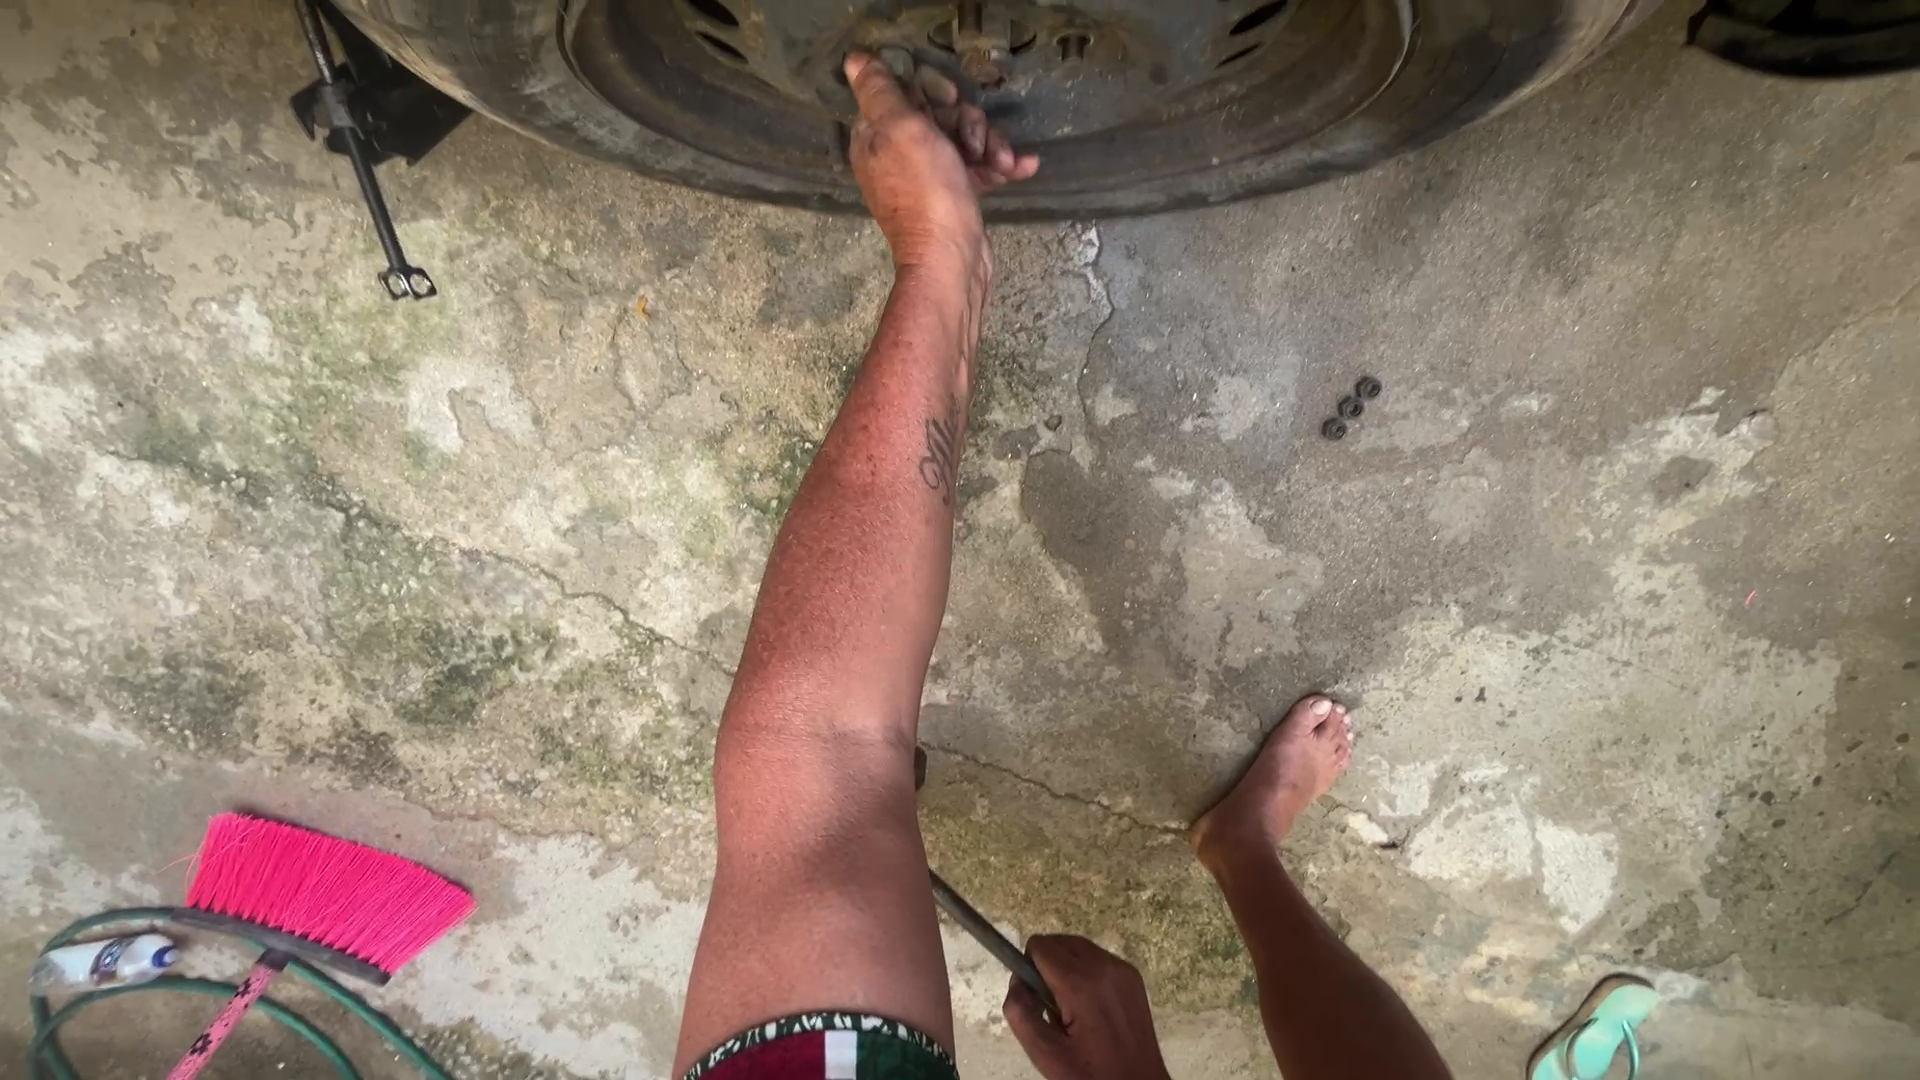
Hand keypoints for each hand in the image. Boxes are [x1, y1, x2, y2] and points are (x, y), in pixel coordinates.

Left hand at [842, 52, 1039, 276]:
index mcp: (878, 138)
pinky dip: (1002, 165)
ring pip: (965, 140)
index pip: (905, 92)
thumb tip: (856, 60)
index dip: (932, 91)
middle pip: (940, 114)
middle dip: (967, 122)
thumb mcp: (899, 128)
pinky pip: (981, 168)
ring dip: (990, 145)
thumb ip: (879, 90)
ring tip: (1004, 165)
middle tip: (974, 144)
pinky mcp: (957, 197)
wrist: (951, 261)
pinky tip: (1025, 166)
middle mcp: (901, 155)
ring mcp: (930, 178)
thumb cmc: (926, 194)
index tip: (948, 103)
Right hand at [1003, 935, 1173, 1079]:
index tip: (1037, 1000)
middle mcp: (1103, 965)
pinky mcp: (1132, 973)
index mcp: (1080, 983)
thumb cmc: (1090, 1075)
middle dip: (1047, 968)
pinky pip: (1096, 957)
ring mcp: (1121, 967)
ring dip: (1066, 968)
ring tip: (1073, 1009)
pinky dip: (1085, 971)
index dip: (1029, 969)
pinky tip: (1092, 1007)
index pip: (1039, 946)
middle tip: (1054, 1008)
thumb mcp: (1045, 1055)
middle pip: (1057, 942)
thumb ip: (1020, 1012)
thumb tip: (1017, 980)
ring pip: (1076, 947)